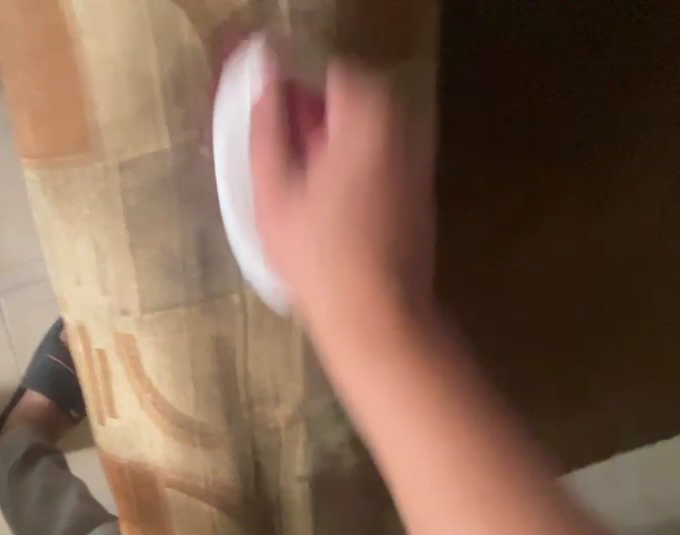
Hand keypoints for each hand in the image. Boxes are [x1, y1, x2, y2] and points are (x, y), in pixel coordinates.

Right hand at [249, 56, 437, 352]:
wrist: (374, 314)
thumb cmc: (317, 257)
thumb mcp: (272, 194)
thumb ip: (265, 130)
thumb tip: (262, 86)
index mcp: (369, 112)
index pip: (322, 75)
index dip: (288, 100)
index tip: (263, 129)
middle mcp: (404, 123)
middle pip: (344, 106)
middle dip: (307, 129)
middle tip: (275, 172)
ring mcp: (417, 157)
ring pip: (358, 138)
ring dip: (325, 155)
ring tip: (295, 201)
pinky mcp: (418, 189)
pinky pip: (374, 164)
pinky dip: (347, 175)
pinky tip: (324, 218)